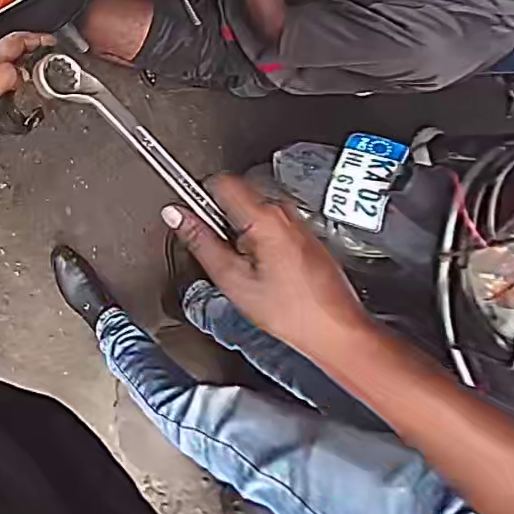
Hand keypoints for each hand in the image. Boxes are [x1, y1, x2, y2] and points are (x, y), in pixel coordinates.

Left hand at [0, 31, 55, 152]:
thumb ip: (5, 78)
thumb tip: (22, 74)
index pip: (14, 42)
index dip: (36, 40)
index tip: (51, 42)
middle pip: (7, 51)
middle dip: (29, 51)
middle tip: (46, 57)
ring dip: (18, 67)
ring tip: (32, 76)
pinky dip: (6, 82)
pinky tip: (7, 93)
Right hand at [164, 174, 376, 354]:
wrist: (337, 331)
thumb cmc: (291, 311)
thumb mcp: (231, 278)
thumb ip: (199, 240)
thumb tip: (176, 214)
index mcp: (263, 217)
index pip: (220, 182)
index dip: (199, 195)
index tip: (192, 214)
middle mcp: (283, 212)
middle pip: (235, 196)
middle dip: (220, 219)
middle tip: (221, 253)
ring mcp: (297, 223)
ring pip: (252, 211)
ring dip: (239, 232)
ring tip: (245, 266)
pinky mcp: (304, 235)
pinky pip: (270, 224)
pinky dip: (258, 240)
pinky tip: (264, 270)